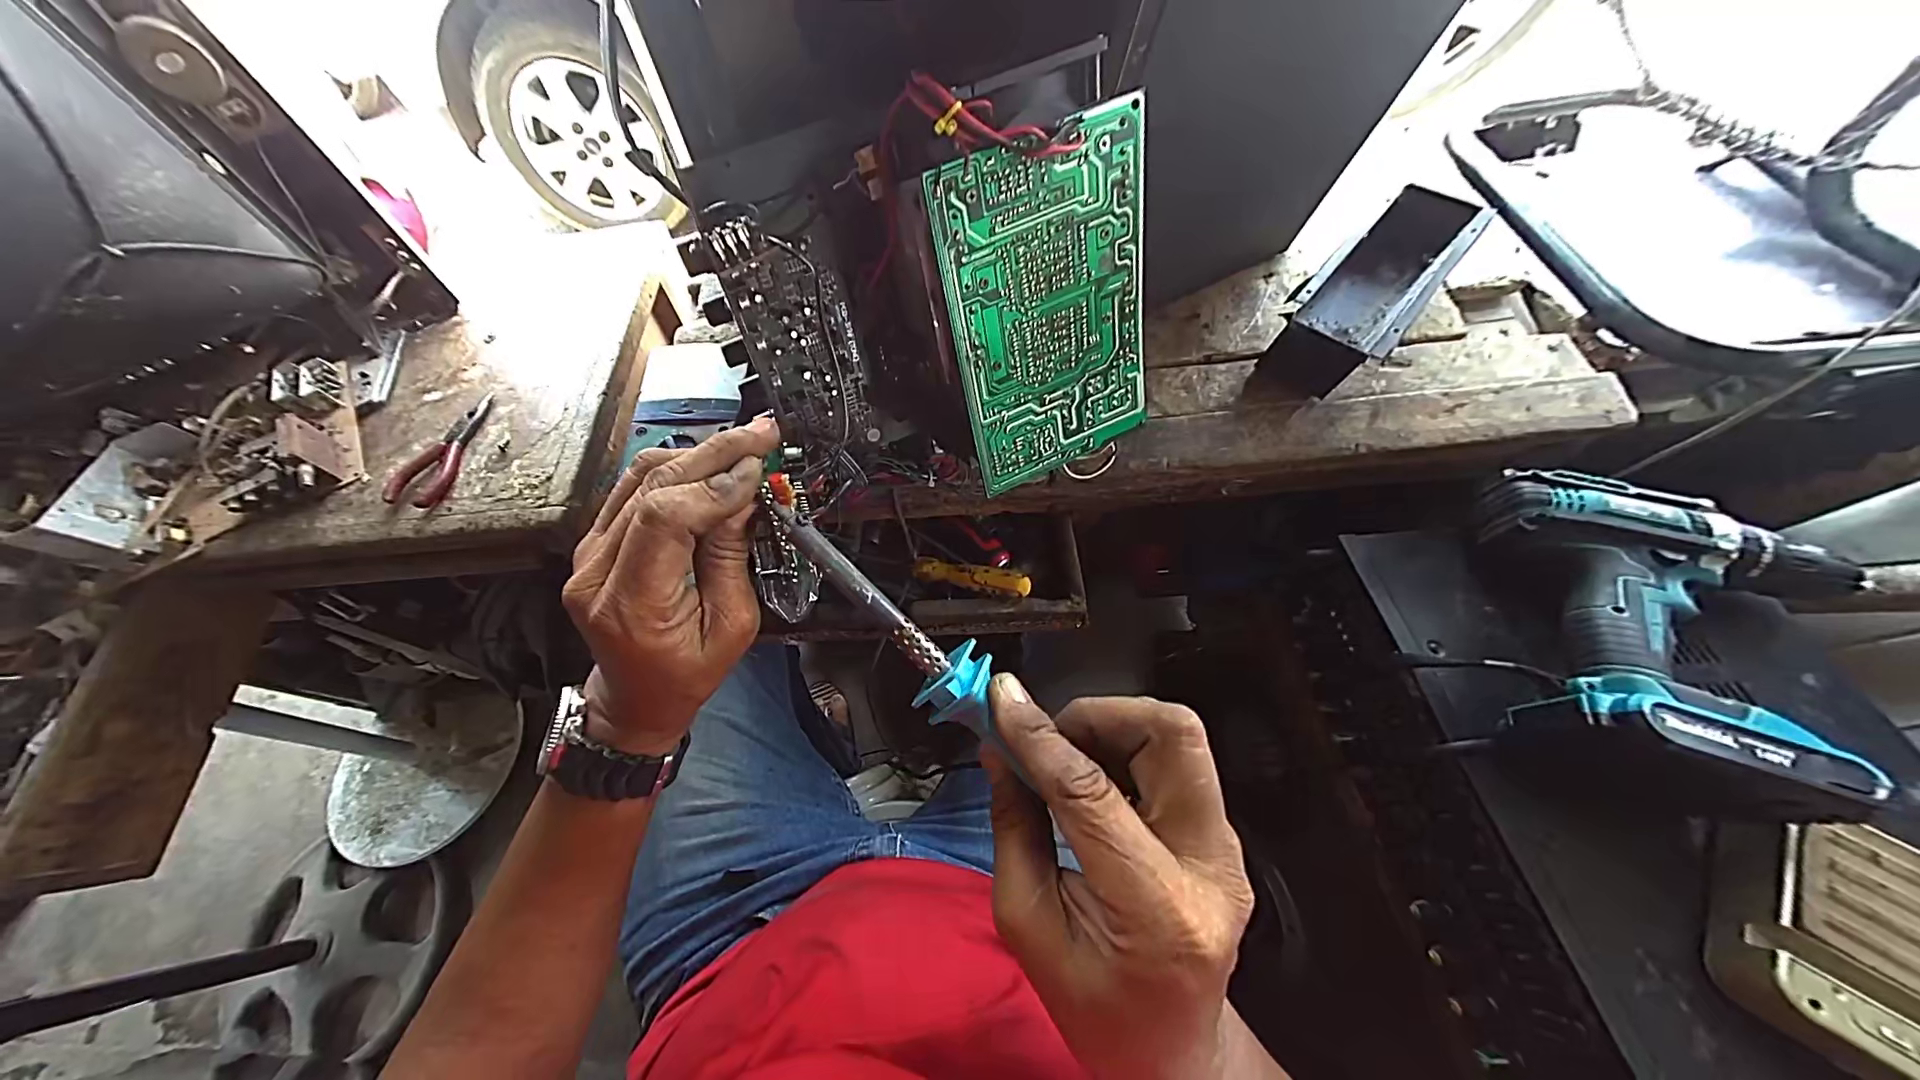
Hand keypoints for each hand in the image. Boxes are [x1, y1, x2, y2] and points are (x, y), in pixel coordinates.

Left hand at [560, 417, 779, 754]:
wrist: (635, 697)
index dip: (714, 486)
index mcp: (631, 603)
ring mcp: (590, 551)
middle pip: (651, 485)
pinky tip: (714, 463)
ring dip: (698, 454)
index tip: (757, 470)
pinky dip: (680, 469)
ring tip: (745, 446)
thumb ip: (731, 559)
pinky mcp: (597, 540)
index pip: (664, 519)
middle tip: (761, 435)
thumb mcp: (731, 628)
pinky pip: (635, 488)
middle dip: (714, 453)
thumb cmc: (685, 676)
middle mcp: (597, 570)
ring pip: (640, 476)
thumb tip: (742, 497)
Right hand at [985, 676, 1263, 1079]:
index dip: (1038, 738)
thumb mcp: (1027, 924)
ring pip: (1178, 736)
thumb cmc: (1094, 1006)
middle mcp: (1209, 865)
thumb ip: (1013, 826)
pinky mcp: (1222, 837)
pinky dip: (1126, 749)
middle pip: (1173, 735)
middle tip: (1051, 736)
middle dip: (1100, 715)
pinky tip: (1094, 779)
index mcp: (1155, 906)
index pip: (1091, 792)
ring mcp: (1225, 849)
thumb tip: (999, 751)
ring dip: (1113, 727)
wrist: (1172, 1050)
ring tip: (1067, 758)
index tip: (1001, 701)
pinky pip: (1175, 761)